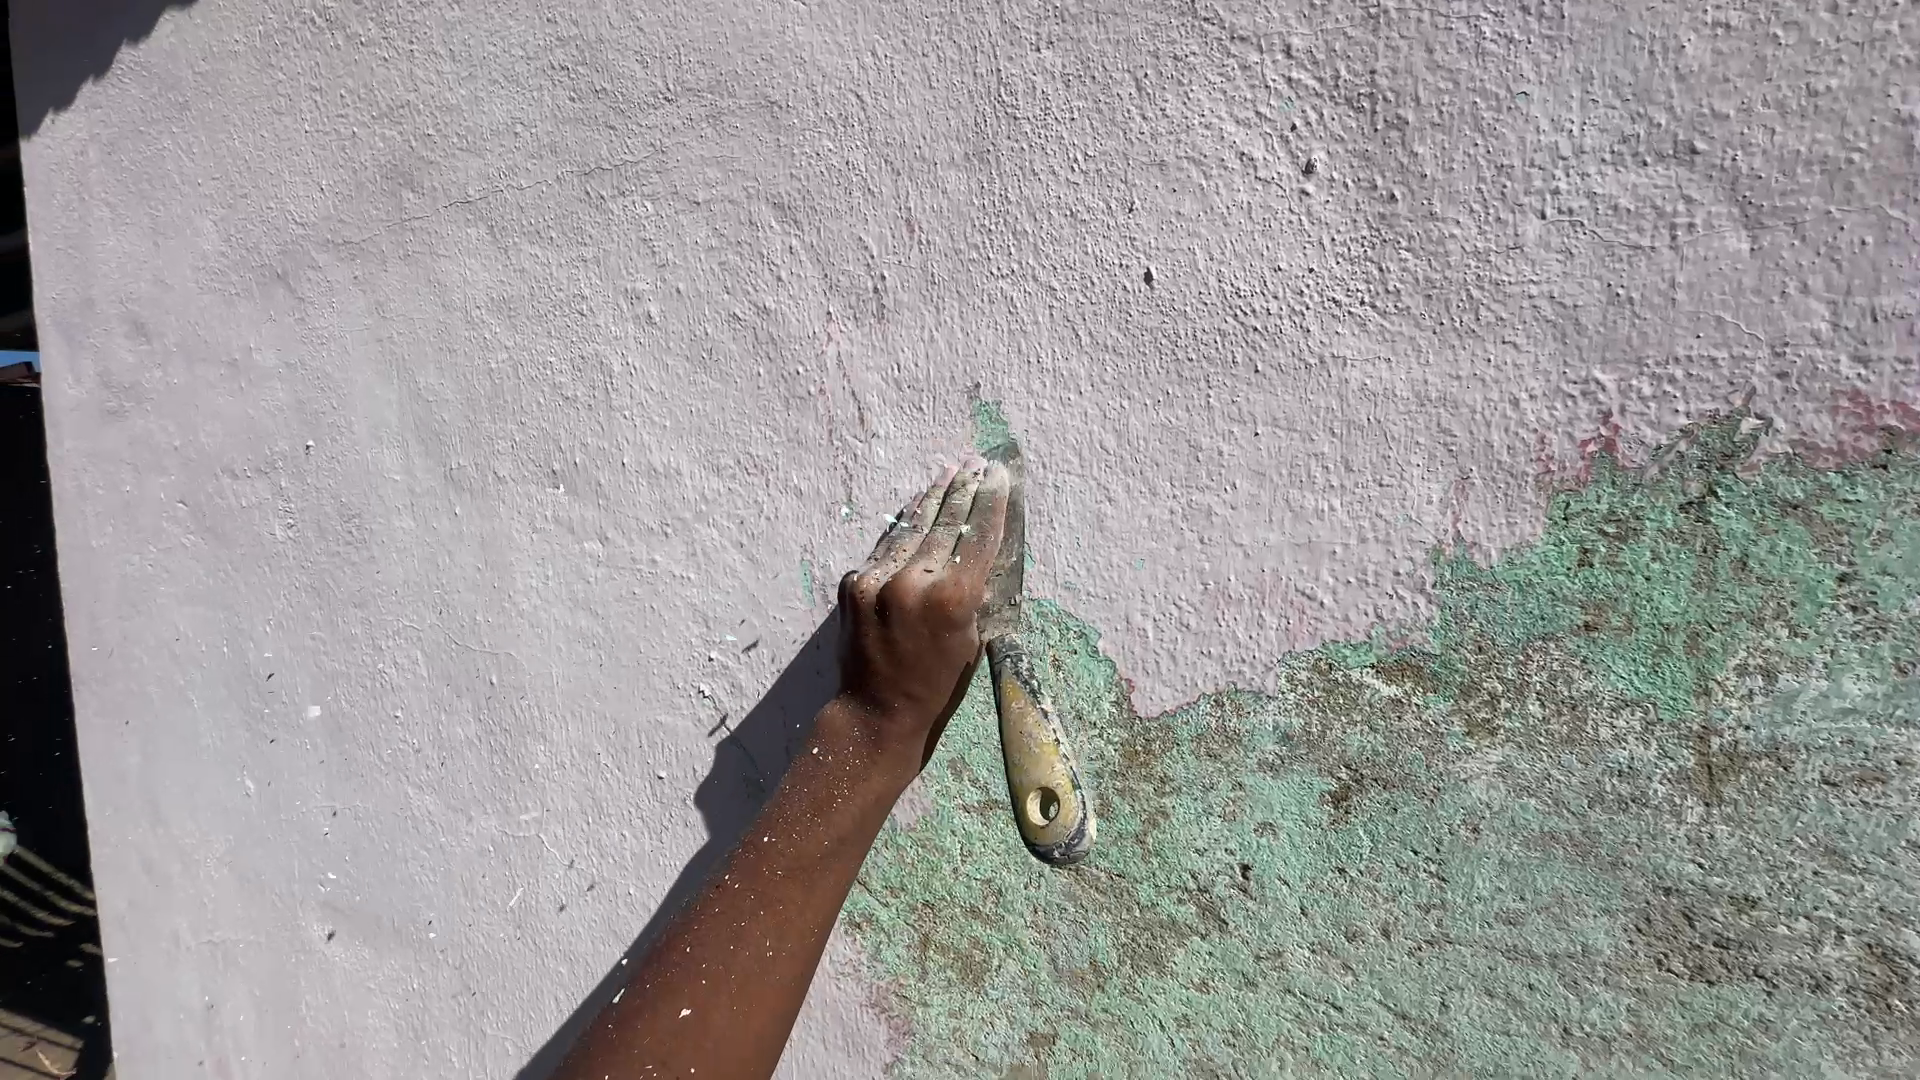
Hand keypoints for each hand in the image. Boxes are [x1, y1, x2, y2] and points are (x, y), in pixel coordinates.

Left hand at [835, 456, 1009, 772]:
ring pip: (911, 528)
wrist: (876, 710)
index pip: (979, 537)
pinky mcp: (853, 583)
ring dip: (931, 498)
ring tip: (946, 472)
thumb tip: (975, 548)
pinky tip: (916, 509)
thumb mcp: (972, 638)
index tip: (999, 475)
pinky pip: (886, 548)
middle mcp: (913, 581)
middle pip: (945, 523)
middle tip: (975, 463)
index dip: (992, 502)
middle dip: (963, 489)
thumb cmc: (937, 682)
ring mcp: (877, 579)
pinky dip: (904, 529)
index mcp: (953, 599)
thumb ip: (973, 591)